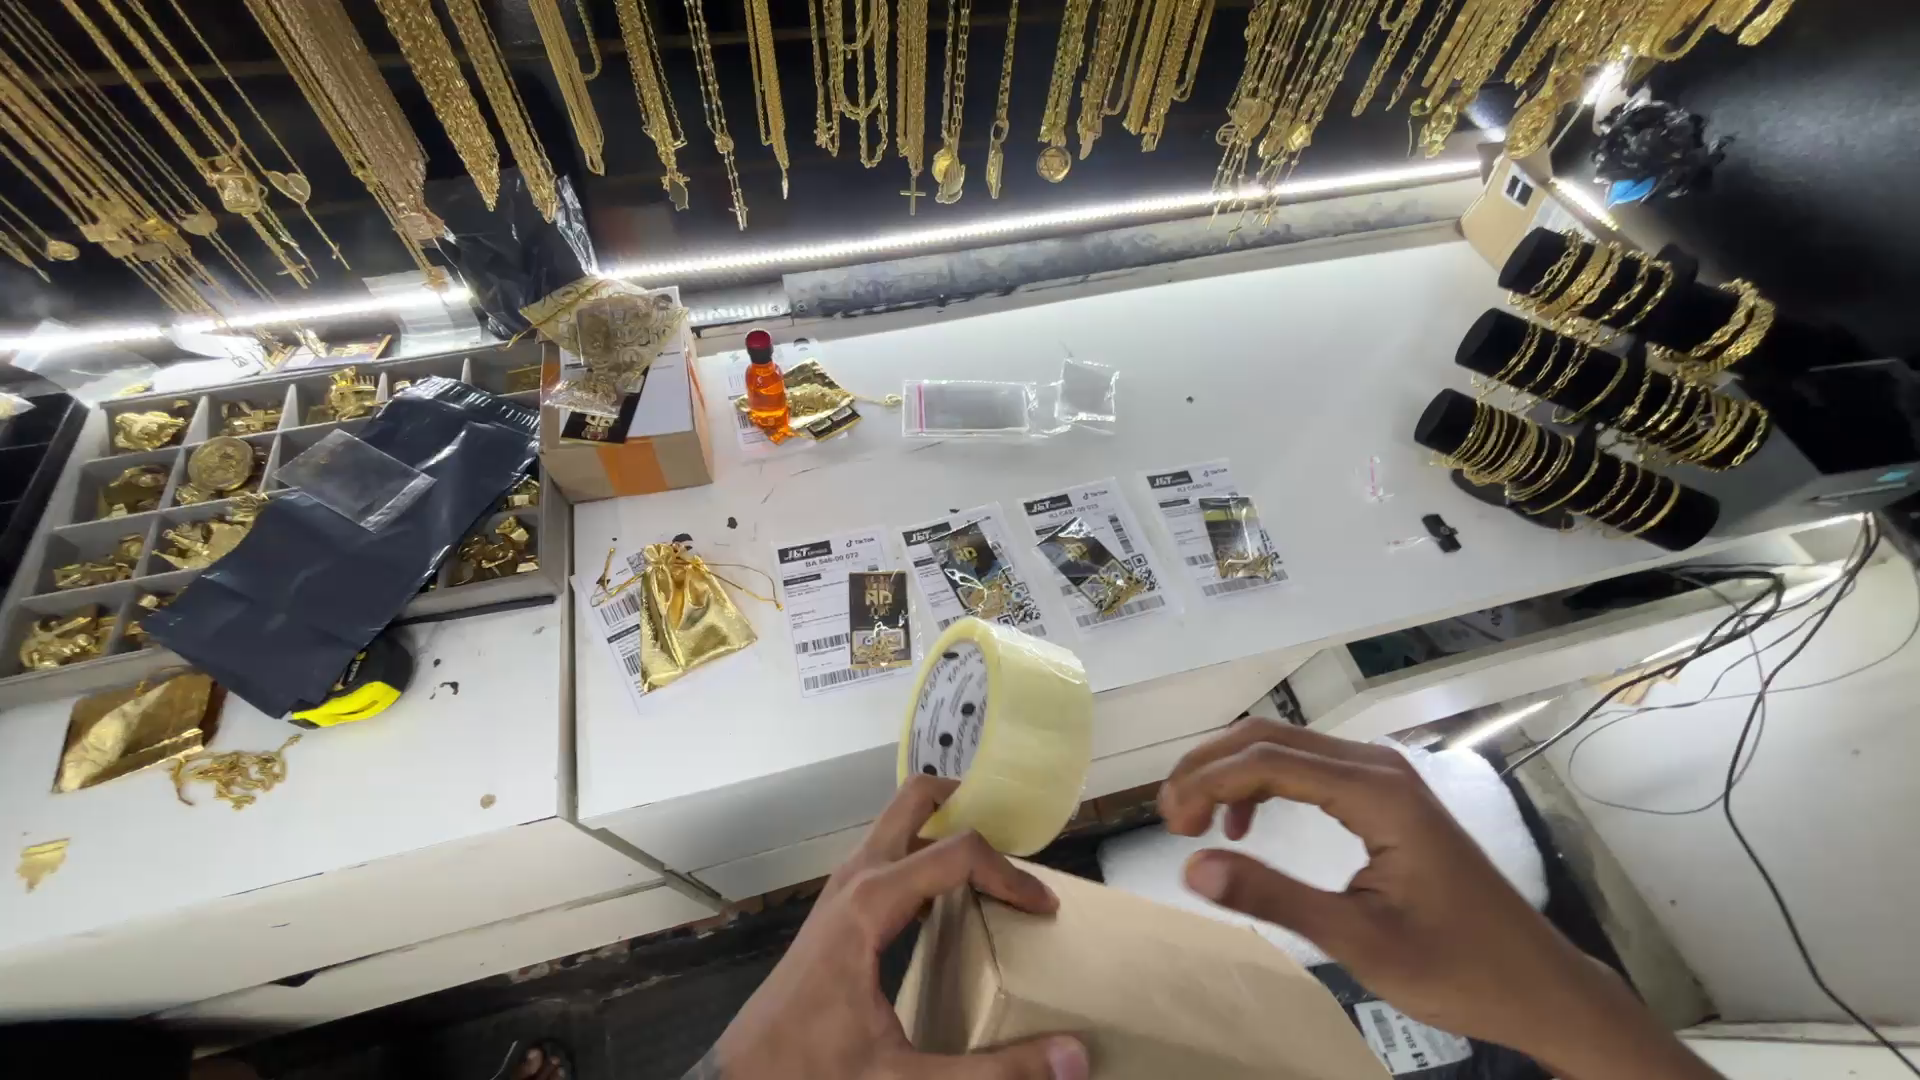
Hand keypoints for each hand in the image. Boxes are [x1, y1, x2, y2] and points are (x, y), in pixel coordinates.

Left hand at [705, 776, 1089, 1079]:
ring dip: (947, 825)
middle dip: (968, 800)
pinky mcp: (841, 901)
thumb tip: (1072, 1056)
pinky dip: (928, 851)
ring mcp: (845, 883)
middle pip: (916, 798)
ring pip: (901, 820)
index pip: (957, 854)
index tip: (1043, 908)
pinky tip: (951, 897)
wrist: (742, 1079)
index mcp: (872, 902)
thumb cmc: (815, 1070)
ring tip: (992, 863)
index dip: (1009, 873)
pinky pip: (892, 851)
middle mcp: (858, 875)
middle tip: (1015, 833)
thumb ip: (992, 1071)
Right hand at [1158, 721, 1720, 1079]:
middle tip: (1171, 816)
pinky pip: (1302, 766)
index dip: (1208, 783)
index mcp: (1376, 792)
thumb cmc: (1458, 969)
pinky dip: (1259, 784)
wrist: (1542, 987)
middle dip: (1208, 768)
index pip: (1268, 762)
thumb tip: (1191, 867)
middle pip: (1267, 738)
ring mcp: (1379, 774)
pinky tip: (1242, 822)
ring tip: (1193, 818)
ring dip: (1228, 772)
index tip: (1172, 825)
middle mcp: (1374, 765)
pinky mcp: (1379, 791)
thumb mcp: (1360, 942)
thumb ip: (1273, 897)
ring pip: (1280, 746)